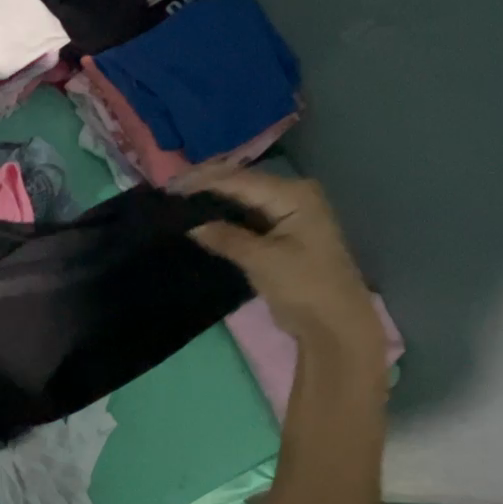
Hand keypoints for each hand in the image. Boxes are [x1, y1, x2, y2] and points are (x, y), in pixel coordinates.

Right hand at [171, 164, 381, 354]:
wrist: (334, 324)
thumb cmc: (305, 286)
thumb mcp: (262, 260)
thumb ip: (226, 237)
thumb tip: (192, 225)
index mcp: (293, 194)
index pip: (239, 180)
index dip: (202, 181)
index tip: (168, 189)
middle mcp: (291, 195)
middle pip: (240, 183)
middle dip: (205, 186)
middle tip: (168, 193)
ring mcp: (287, 214)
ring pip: (241, 199)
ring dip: (212, 201)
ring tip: (178, 203)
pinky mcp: (280, 234)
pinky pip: (246, 217)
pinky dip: (224, 217)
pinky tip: (200, 220)